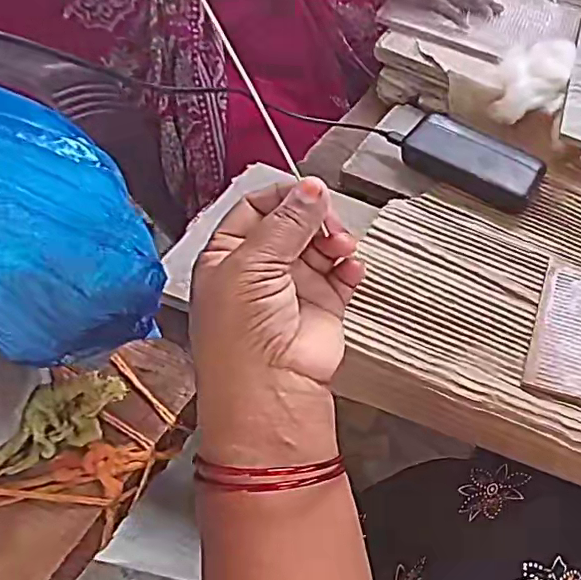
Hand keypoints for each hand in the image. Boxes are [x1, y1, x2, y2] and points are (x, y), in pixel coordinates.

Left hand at [191, 178, 364, 457]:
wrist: (274, 389)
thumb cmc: (242, 342)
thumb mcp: (253, 266)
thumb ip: (286, 224)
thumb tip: (310, 190)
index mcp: (230, 254)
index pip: (259, 207)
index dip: (286, 198)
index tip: (310, 195)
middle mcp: (261, 268)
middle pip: (296, 223)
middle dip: (316, 220)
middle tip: (329, 225)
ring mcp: (295, 286)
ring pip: (322, 245)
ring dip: (336, 242)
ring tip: (341, 249)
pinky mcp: (325, 304)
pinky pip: (344, 273)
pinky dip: (351, 267)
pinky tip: (350, 268)